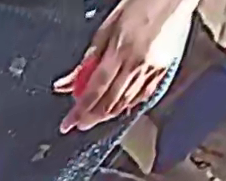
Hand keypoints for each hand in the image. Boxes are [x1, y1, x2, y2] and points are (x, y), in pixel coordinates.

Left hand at [57, 0, 196, 132]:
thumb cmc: (139, 4)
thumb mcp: (106, 30)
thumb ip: (86, 62)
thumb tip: (62, 86)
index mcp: (119, 52)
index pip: (94, 92)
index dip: (78, 112)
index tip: (67, 124)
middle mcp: (136, 64)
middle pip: (108, 104)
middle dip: (90, 119)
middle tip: (78, 124)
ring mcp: (151, 69)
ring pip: (123, 105)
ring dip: (105, 115)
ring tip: (93, 117)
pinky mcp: (162, 70)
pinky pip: (140, 97)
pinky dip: (125, 106)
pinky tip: (116, 107)